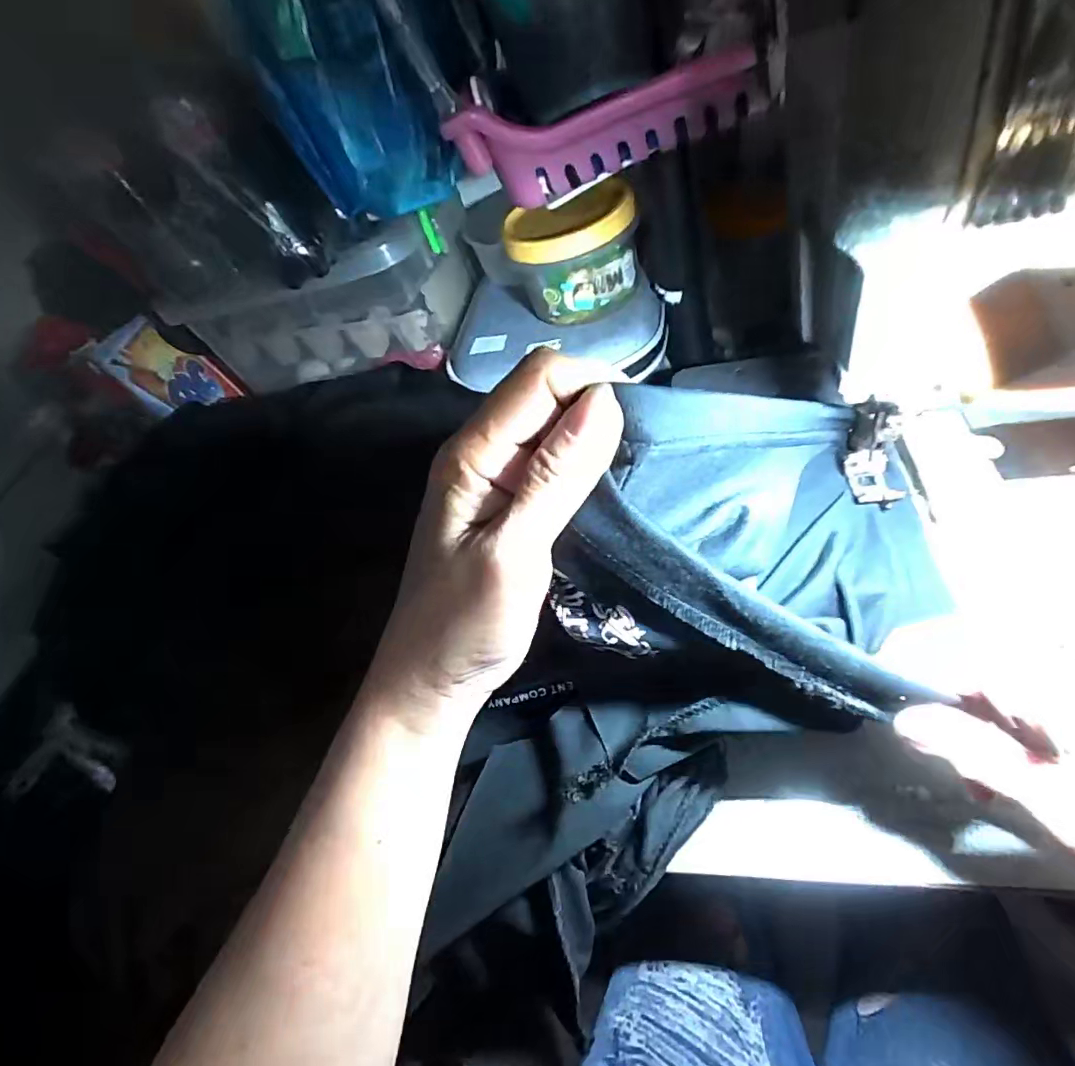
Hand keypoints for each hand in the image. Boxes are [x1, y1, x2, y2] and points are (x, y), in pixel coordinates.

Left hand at [359, 350, 623, 731]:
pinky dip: (585, 458)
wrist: (430, 679)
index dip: (593, 382)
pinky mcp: (510, 500)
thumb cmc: (467, 624)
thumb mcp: (515, 551)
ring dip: (595, 428)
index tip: (641, 421)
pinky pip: (552, 456)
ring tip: (635, 460)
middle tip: (644, 443)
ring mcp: (495, 475)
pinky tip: (609, 481)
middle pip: (544, 390)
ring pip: (552, 421)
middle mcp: (482, 450)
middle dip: (597, 400)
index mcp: (474, 452)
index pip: (539, 377)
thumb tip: (604, 402)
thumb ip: (555, 476)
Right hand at [891, 659, 1074, 949]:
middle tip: (975, 786)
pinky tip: (1039, 786)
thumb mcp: (1048, 802)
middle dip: (971, 727)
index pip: (978, 669)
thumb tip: (906, 718)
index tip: (930, 745)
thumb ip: (974, 752)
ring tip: (1001, 791)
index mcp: (1063, 694)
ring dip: (997, 741)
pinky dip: (1028, 748)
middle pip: (999, 684)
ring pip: (1022, 703)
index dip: (944, 700)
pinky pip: (1051, 719)